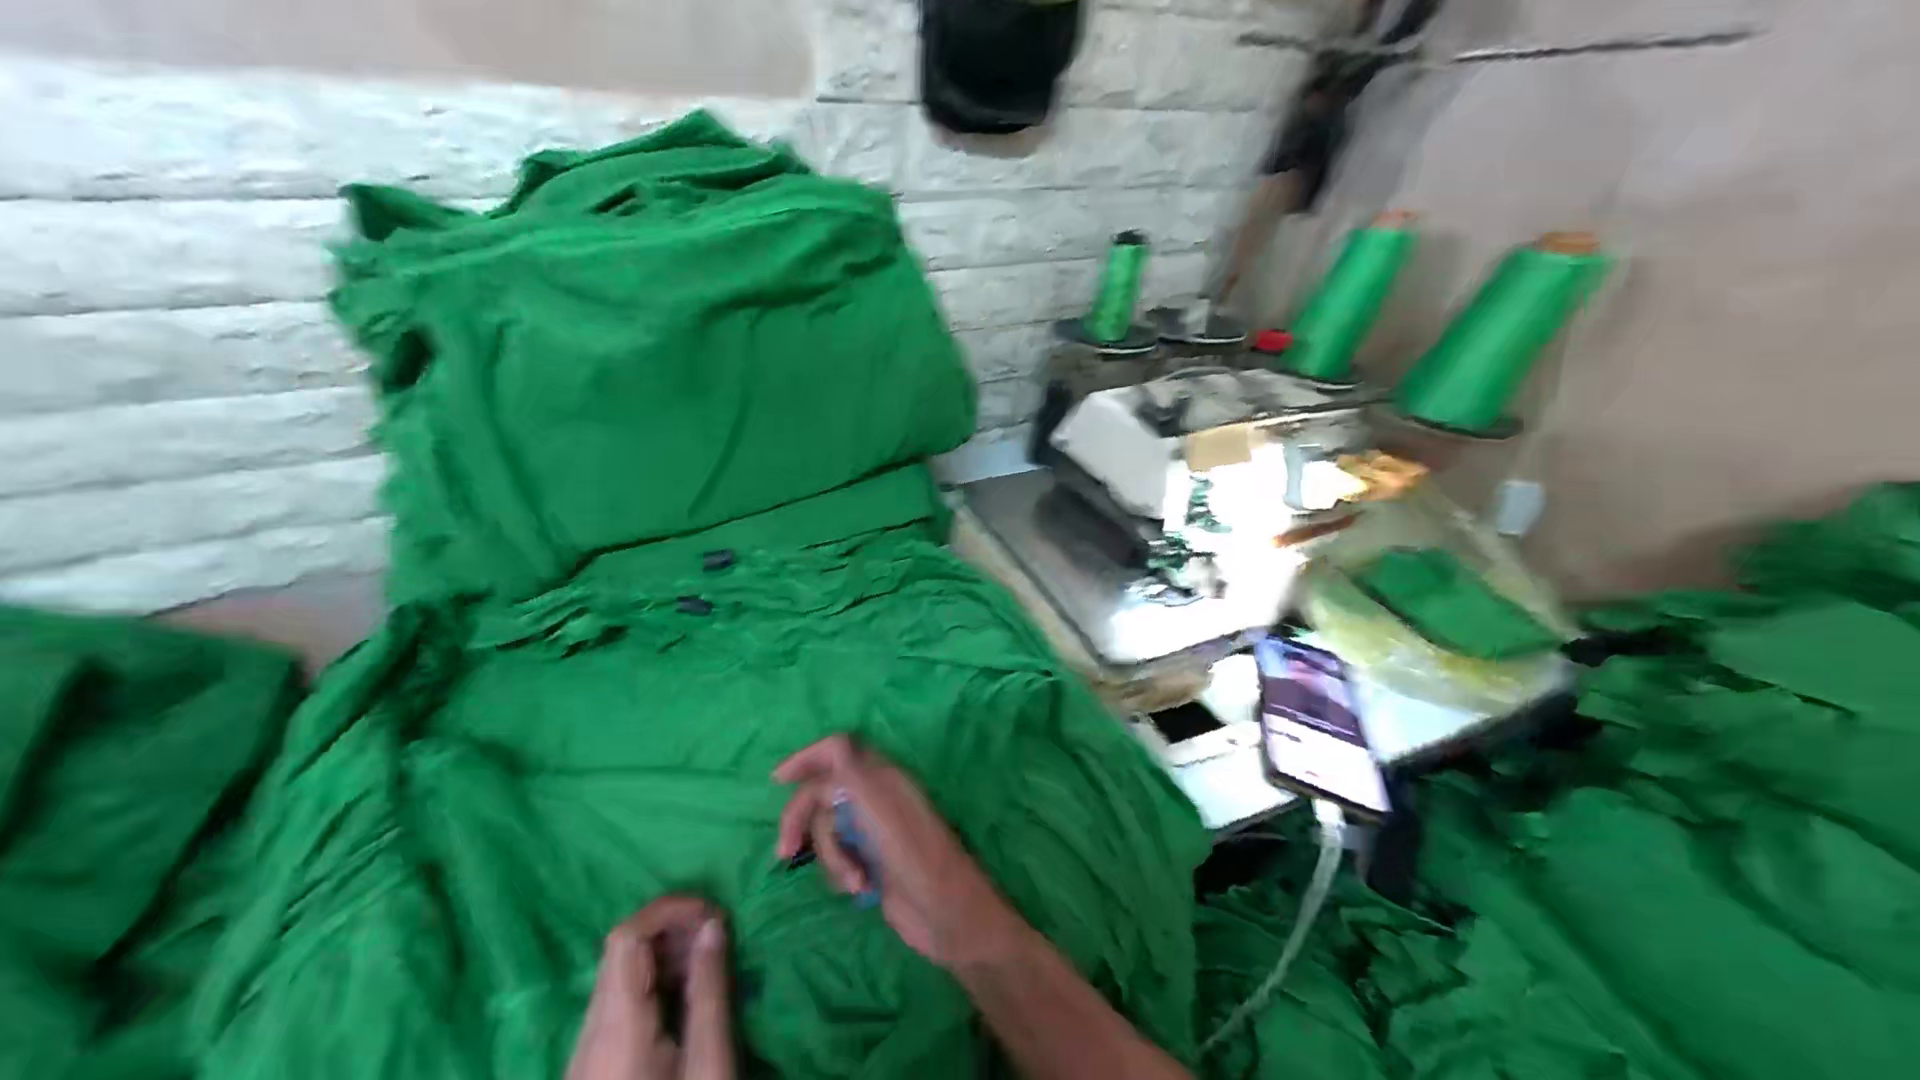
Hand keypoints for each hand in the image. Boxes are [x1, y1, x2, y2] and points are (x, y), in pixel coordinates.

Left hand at [565, 896, 734, 1079]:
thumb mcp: (709, 1064)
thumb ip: (709, 989)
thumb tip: (713, 924)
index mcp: (616, 1030)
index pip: (626, 936)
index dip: (670, 909)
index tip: (716, 915)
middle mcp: (588, 1033)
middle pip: (621, 951)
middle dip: (674, 930)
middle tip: (721, 940)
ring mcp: (584, 1051)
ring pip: (619, 974)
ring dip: (667, 955)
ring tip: (710, 968)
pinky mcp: (591, 1065)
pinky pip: (619, 1002)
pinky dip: (655, 983)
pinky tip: (686, 1000)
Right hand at [774, 735, 1027, 970]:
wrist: (944, 912)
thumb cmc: (911, 853)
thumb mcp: (877, 803)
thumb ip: (850, 769)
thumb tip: (830, 744)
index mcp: (881, 775)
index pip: (838, 750)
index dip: (807, 757)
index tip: (777, 780)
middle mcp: (876, 797)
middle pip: (823, 793)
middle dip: (804, 822)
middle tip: (785, 853)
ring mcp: (873, 831)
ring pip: (827, 830)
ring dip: (831, 857)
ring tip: (853, 880)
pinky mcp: (872, 862)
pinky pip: (837, 858)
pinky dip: (841, 873)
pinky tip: (860, 889)